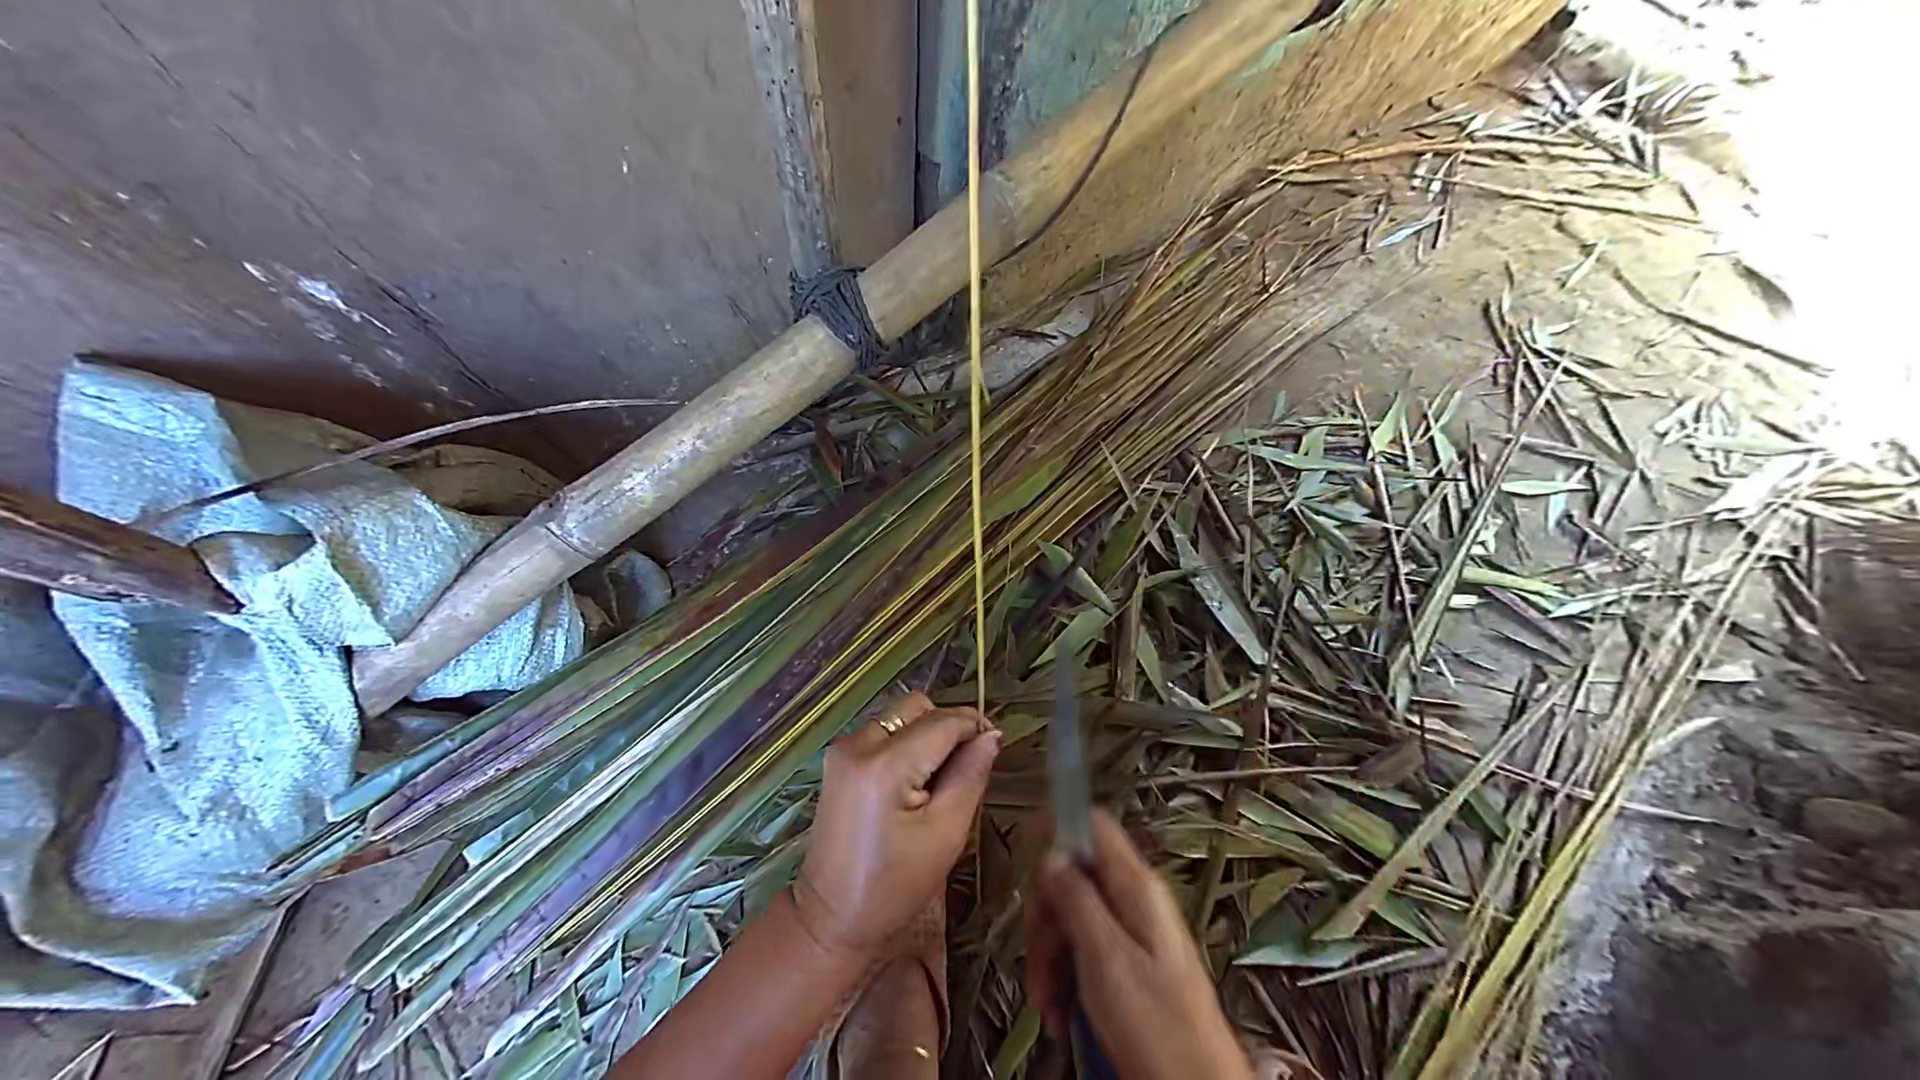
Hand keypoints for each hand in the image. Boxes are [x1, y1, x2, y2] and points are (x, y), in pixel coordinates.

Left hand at [792, 692, 1000, 957]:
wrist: (831, 916)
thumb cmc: (893, 886)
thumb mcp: (945, 833)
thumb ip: (970, 776)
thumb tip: (991, 735)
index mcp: (884, 765)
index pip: (943, 722)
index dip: (974, 727)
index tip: (994, 747)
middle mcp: (858, 743)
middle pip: (918, 707)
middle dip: (948, 727)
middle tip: (963, 769)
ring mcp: (844, 748)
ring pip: (901, 716)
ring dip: (926, 735)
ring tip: (936, 782)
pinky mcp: (839, 757)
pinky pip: (884, 732)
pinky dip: (906, 744)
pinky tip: (912, 783)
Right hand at [1026, 812, 1253, 1079]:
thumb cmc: (1158, 1029)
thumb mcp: (1106, 959)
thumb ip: (1077, 899)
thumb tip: (1052, 857)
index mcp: (1136, 887)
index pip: (1092, 824)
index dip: (1056, 828)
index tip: (1025, 850)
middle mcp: (1135, 900)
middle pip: (1073, 878)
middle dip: (1046, 919)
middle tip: (1039, 962)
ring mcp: (1133, 932)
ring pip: (1073, 917)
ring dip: (1051, 957)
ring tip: (1049, 1003)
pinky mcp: (1130, 963)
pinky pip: (1084, 951)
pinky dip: (1065, 977)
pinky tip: (1062, 1010)